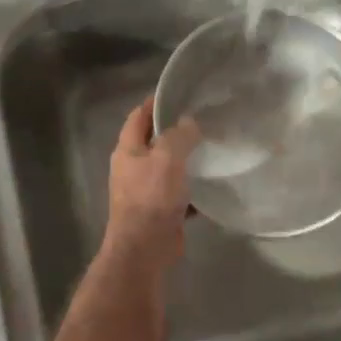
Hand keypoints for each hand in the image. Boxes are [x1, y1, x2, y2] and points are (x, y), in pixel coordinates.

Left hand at [105, 97, 199, 264]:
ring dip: (186, 161)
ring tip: (212, 149)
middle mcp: (133, 169)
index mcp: (128, 151)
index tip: (177, 93)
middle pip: (154, 142)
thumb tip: (189, 123)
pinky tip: (212, 185)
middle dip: (174, 131)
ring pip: (168, 169)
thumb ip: (179, 136)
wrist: (145, 248)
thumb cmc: (152, 197)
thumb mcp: (167, 158)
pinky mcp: (160, 212)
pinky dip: (193, 189)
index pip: (138, 117)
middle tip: (202, 120)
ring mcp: (145, 192)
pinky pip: (179, 194)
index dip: (154, 103)